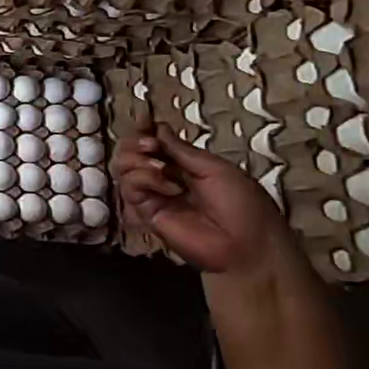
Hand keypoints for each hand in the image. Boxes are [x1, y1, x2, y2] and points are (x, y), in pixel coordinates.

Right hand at [112, 125, 293, 275]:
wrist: (245, 246)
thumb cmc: (241, 204)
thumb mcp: (214, 168)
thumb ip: (182, 150)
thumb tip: (158, 128)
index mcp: (183, 165)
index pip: (153, 141)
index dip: (145, 130)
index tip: (145, 122)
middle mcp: (163, 177)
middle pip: (130, 152)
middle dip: (135, 142)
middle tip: (150, 145)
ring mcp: (152, 195)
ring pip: (123, 167)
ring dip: (138, 160)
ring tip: (159, 168)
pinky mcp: (145, 212)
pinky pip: (130, 187)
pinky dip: (145, 180)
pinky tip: (168, 188)